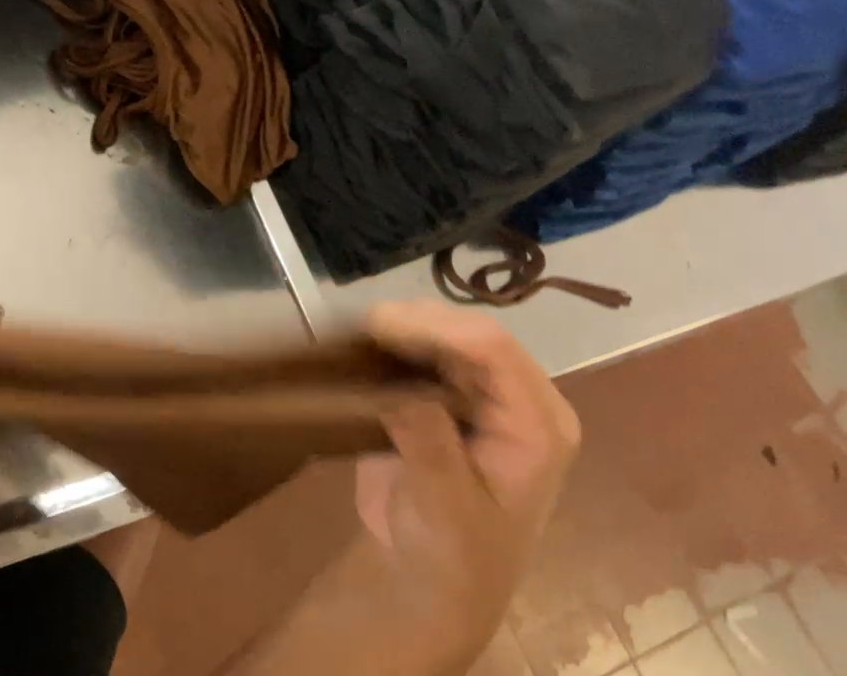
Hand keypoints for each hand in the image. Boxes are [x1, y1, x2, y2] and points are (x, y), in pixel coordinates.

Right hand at [353, 302, 580, 651]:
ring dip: (402, 326)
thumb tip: (397, 389)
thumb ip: (430, 443)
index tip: (376, 327)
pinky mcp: (442, 397)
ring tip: (354, 335)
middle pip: (472, 333)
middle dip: (417, 320)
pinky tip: (359, 345)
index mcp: (538, 424)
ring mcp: (479, 396)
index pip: (495, 352)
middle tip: (358, 328)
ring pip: (446, 334)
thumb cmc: (450, 549)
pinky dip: (391, 342)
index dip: (438, 328)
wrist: (426, 571)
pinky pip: (422, 352)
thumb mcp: (444, 504)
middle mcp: (516, 400)